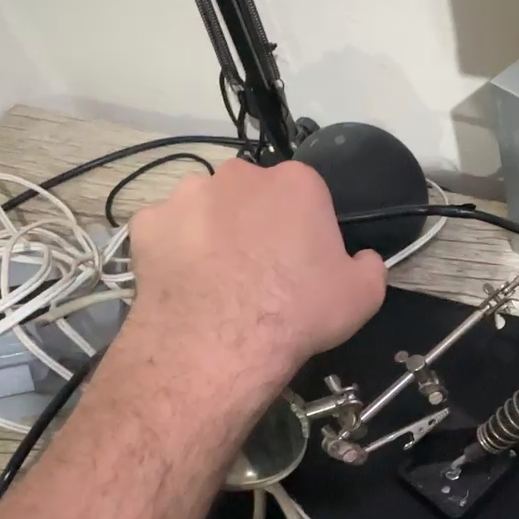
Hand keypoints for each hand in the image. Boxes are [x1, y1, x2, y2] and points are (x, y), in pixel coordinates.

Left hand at [125, 158, 385, 396]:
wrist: (223, 343)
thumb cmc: (300, 311)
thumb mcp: (364, 295)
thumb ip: (369, 266)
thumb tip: (363, 258)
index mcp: (297, 184)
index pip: (307, 192)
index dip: (308, 226)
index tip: (306, 258)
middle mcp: (240, 175)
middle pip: (254, 194)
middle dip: (259, 222)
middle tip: (266, 269)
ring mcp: (188, 195)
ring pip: (208, 209)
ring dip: (217, 232)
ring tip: (223, 281)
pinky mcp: (148, 223)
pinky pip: (170, 231)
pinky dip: (179, 251)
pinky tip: (191, 284)